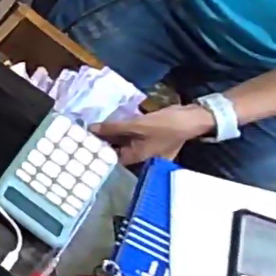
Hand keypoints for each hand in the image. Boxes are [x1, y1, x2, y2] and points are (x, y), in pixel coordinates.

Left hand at [93, 104, 215, 163]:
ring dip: (110, 133)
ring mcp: (145, 145)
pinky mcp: (149, 135)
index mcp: (136, 158)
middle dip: (101, 140)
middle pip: (115, 149)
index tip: (81, 142)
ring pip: (122, 140)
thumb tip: (90, 129)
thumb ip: (112, 128)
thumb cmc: (166, 125)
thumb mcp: (136, 126)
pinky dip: (121, 128)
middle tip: (82, 132)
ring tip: (91, 124)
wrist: (194, 117)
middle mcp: (139, 155)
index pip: (110, 158)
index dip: (96, 150)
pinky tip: (110, 120)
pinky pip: (130, 133)